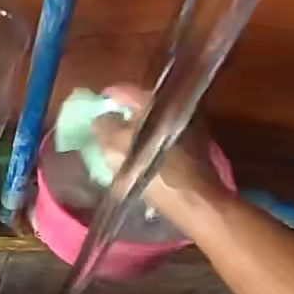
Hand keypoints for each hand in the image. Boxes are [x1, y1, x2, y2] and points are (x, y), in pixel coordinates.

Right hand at [88, 83, 229, 215]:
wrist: (194, 201)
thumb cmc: (153, 172)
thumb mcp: (117, 149)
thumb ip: (104, 129)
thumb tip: (100, 119)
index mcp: (157, 106)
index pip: (129, 91)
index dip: (110, 95)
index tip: (98, 99)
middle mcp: (177, 112)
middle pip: (144, 107)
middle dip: (124, 113)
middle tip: (106, 122)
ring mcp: (189, 130)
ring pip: (155, 125)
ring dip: (137, 131)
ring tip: (120, 142)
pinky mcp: (194, 151)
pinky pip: (163, 140)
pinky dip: (149, 144)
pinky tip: (139, 158)